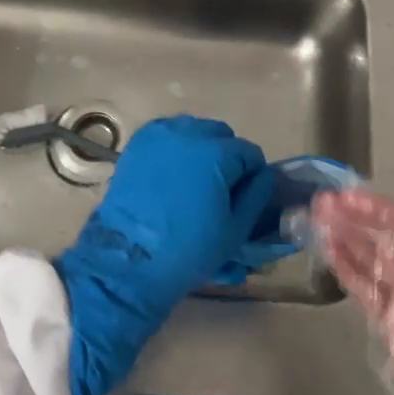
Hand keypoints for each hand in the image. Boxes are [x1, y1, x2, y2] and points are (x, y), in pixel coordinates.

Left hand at [53, 115, 281, 394]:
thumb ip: (257, 196)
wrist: (127, 261)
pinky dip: (175, 149)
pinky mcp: (137, 145)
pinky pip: (168, 136)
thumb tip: (266, 175)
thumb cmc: (187, 250)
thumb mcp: (235, 232)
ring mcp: (159, 136)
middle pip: (222, 137)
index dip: (252, 178)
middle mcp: (189, 133)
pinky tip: (171, 177)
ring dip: (201, 151)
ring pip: (194, 132)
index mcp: (217, 152)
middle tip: (218, 193)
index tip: (242, 201)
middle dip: (226, 160)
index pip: (250, 154)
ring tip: (193, 184)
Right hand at [310, 189, 393, 394]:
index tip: (347, 196)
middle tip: (321, 203)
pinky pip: (370, 292)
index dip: (381, 209)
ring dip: (348, 241)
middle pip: (390, 241)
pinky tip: (330, 253)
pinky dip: (349, 272)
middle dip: (358, 221)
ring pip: (375, 264)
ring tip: (317, 220)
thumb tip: (384, 244)